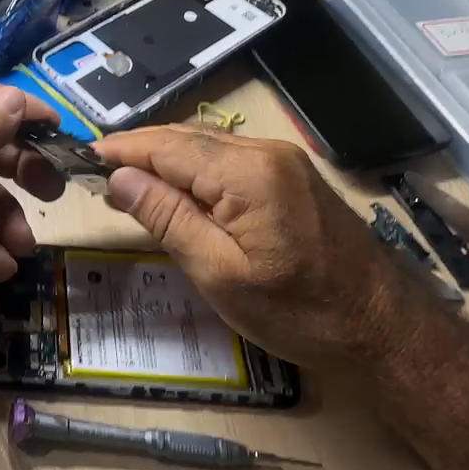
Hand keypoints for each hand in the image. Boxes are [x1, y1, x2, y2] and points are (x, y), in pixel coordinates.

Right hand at [90, 126, 428, 371]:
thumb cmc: (299, 313)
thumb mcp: (220, 274)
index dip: (123, 149)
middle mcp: (265, 152)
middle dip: (140, 151)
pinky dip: (193, 168)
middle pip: (186, 138)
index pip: (168, 146)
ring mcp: (283, 161)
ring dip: (165, 158)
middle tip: (97, 170)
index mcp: (247, 173)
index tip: (82, 156)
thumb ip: (168, 218)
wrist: (386, 330)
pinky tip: (175, 185)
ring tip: (126, 178)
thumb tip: (120, 177)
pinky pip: (228, 159)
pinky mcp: (292, 176)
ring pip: (206, 146)